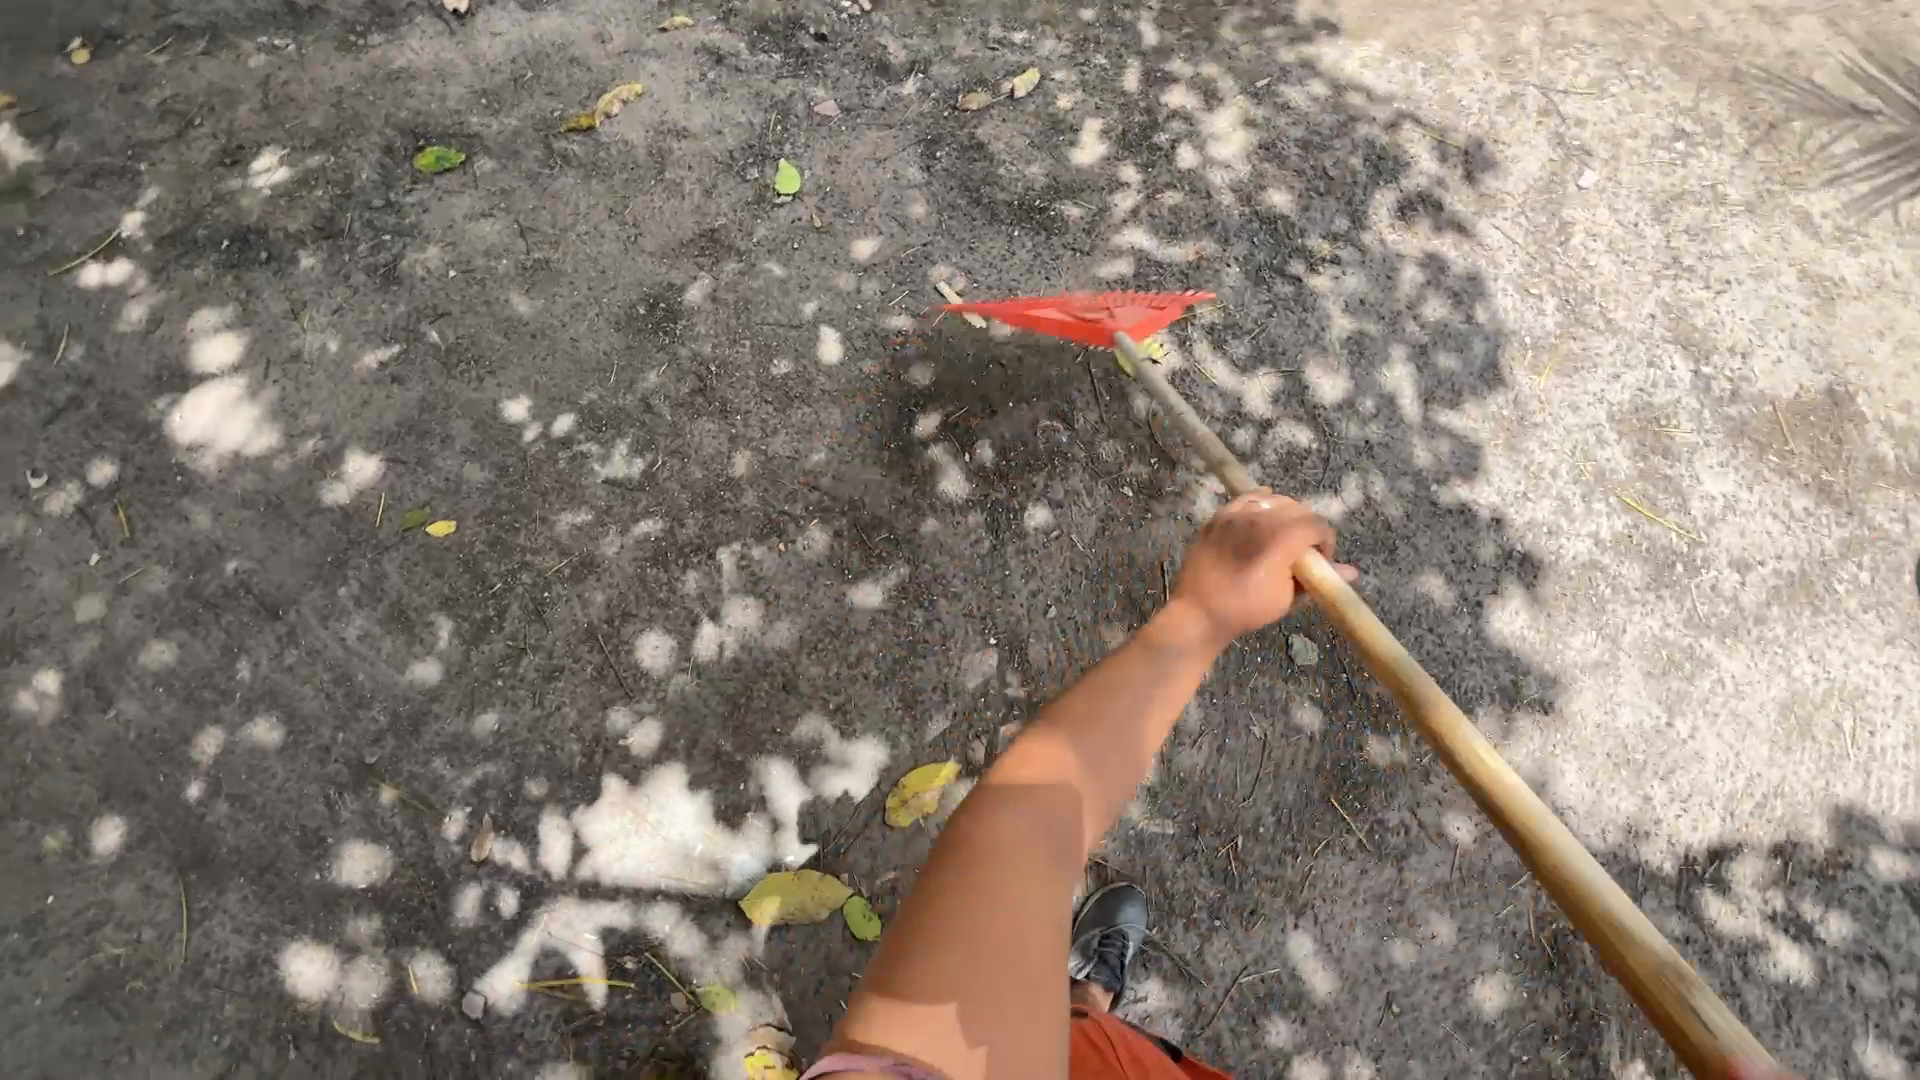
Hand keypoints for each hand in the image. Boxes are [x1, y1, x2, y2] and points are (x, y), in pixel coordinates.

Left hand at [1171, 490, 1358, 643]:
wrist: (1199, 610)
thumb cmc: (1246, 609)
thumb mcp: (1287, 598)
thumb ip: (1318, 579)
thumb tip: (1351, 572)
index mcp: (1281, 538)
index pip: (1318, 524)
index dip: (1326, 541)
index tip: (1320, 560)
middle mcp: (1260, 518)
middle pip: (1297, 508)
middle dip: (1306, 527)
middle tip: (1302, 550)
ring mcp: (1235, 515)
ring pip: (1272, 500)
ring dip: (1284, 514)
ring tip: (1281, 535)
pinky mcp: (1218, 517)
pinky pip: (1245, 499)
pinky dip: (1259, 503)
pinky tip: (1262, 514)